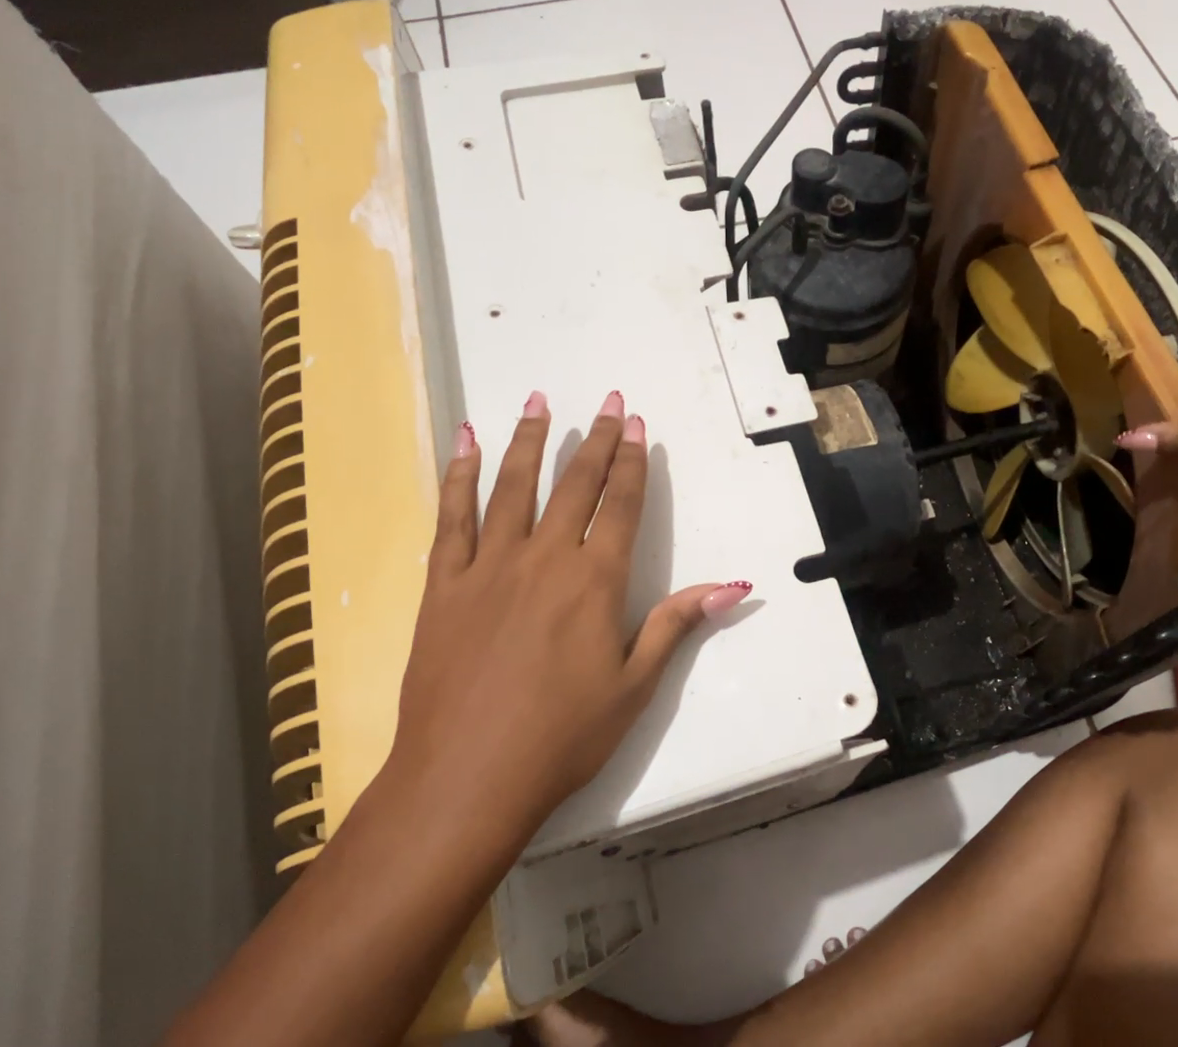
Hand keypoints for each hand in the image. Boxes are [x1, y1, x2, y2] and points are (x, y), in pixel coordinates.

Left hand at [385, 390, 750, 863]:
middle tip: (605, 401)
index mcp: (595, 583)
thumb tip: (734, 584)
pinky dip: (457, 476)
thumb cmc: (563, 738)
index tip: (635, 424)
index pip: (620, 506)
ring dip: (528, 441)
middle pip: (574, 485)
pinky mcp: (444, 585)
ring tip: (538, 401)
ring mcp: (488, 567)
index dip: (631, 463)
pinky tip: (463, 443)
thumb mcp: (634, 687)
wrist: (466, 777)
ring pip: (512, 487)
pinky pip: (451, 518)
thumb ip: (676, 625)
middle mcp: (544, 559)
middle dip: (593, 440)